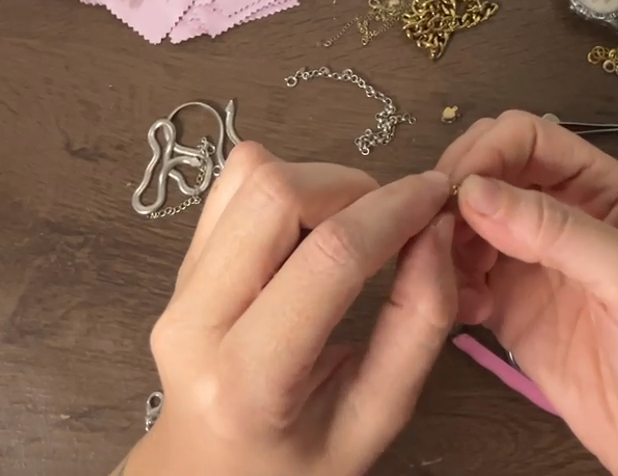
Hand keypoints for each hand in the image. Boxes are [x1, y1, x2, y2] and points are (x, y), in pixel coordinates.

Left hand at [125, 141, 456, 475]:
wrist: (208, 475)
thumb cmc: (297, 462)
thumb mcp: (374, 420)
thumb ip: (417, 324)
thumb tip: (438, 229)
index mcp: (247, 379)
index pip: (328, 257)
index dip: (394, 211)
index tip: (436, 195)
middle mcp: (196, 317)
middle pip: (275, 193)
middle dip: (351, 186)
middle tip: (389, 218)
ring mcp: (179, 281)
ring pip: (251, 172)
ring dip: (319, 179)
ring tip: (352, 221)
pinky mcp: (182, 256)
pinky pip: (235, 179)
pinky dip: (288, 180)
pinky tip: (312, 222)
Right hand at [437, 111, 617, 475]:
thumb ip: (558, 231)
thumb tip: (473, 191)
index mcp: (597, 188)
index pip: (527, 137)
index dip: (488, 151)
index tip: (455, 189)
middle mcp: (558, 214)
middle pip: (487, 170)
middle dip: (457, 189)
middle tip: (435, 229)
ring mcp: (529, 262)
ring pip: (465, 221)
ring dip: (444, 238)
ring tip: (442, 274)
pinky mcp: (509, 309)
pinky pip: (460, 277)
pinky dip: (445, 282)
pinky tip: (458, 310)